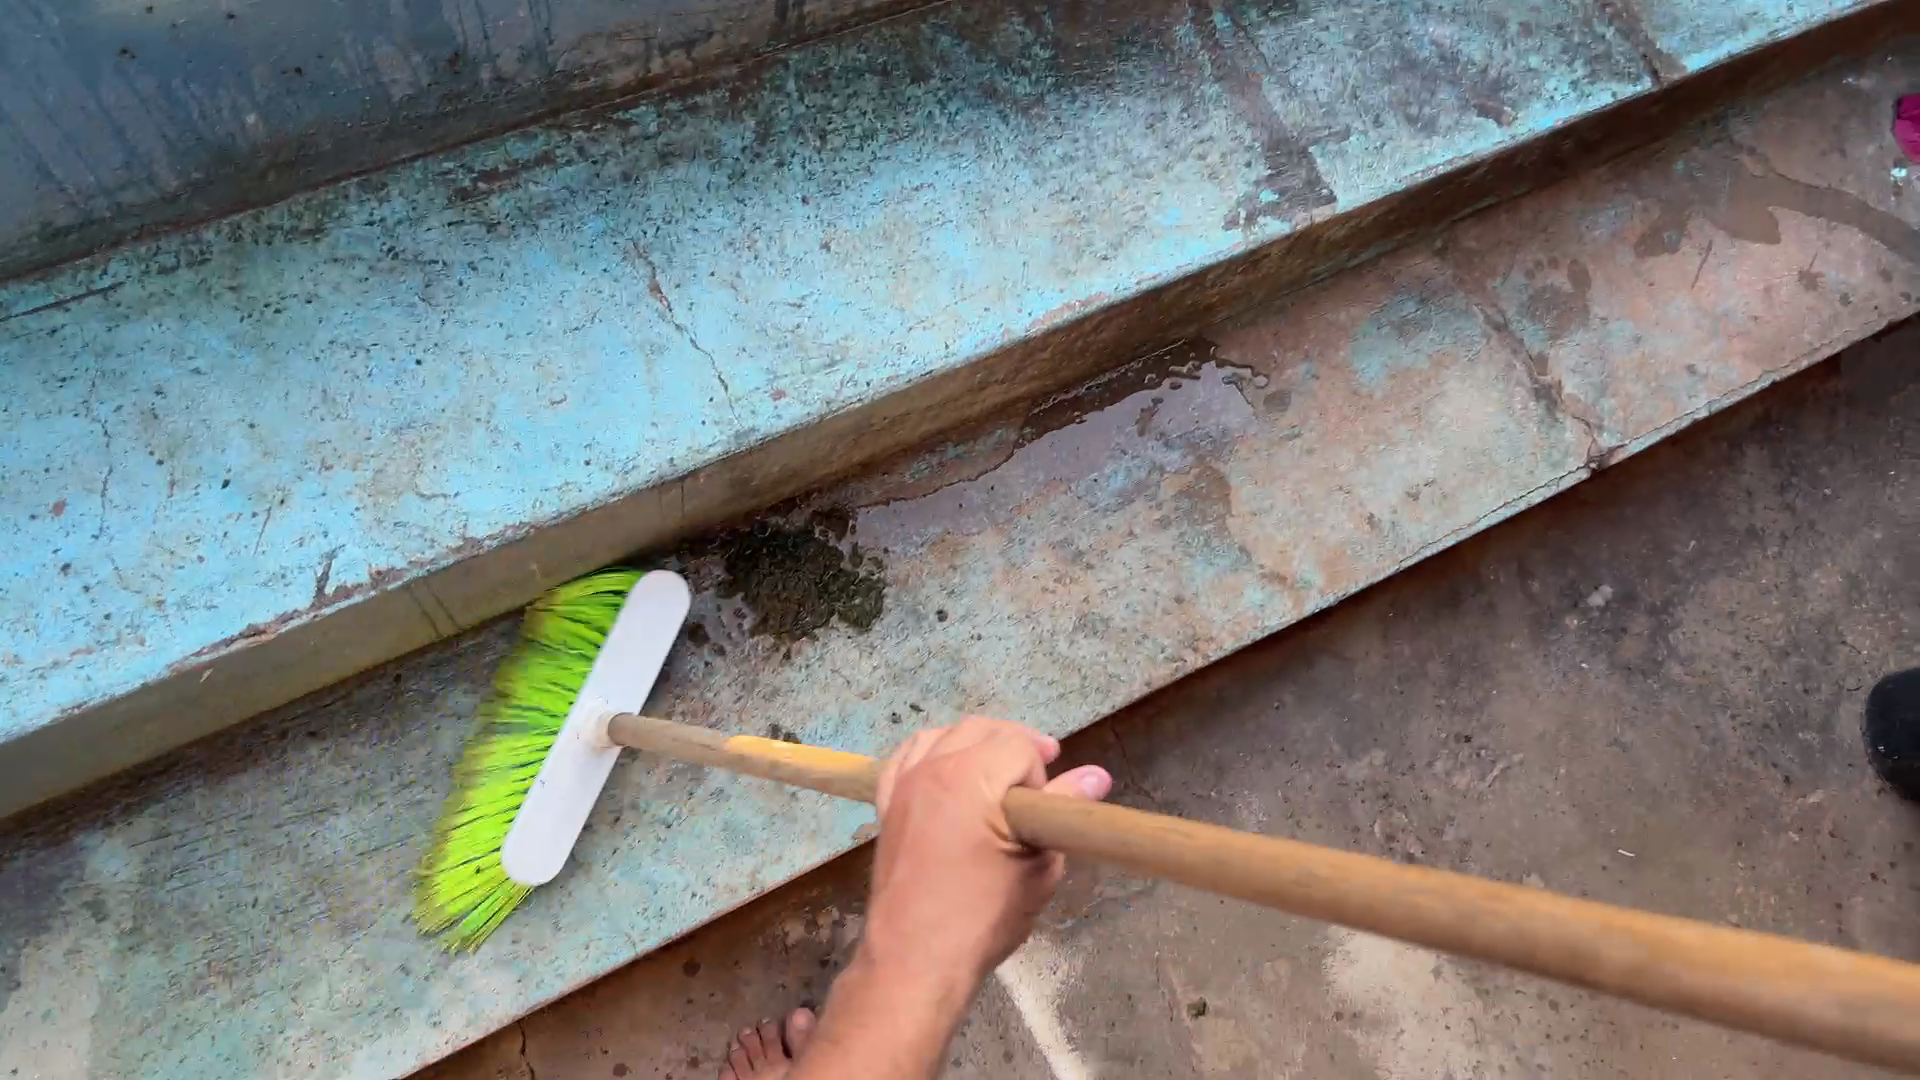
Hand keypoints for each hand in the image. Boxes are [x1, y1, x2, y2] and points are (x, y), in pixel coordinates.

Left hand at [862, 716, 1112, 988]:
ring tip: (998, 768)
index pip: (1019, 746)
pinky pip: (909, 754)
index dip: (1040, 772)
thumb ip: (1062, 810)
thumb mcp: (1037, 865)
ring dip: (976, 742)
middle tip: (1041, 775)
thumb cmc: (983, 916)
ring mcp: (905, 782)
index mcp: (971, 777)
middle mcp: (934, 766)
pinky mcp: (888, 801)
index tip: (1042, 808)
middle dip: (1016, 745)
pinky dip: (933, 750)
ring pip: (945, 734)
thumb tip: (1097, 776)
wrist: (916, 958)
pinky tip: (946, 764)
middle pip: (982, 729)